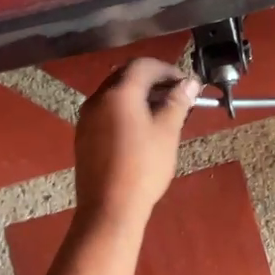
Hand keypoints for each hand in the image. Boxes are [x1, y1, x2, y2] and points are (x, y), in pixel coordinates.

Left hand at [75, 57, 200, 222]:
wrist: (110, 207)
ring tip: (162, 115)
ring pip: (115, 96)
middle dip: (153, 82)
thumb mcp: (167, 132)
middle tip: (176, 97)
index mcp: (118, 93)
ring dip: (139, 98)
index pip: (143, 66)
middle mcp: (97, 100)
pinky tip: (141, 132)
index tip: (185, 84)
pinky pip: (106, 113)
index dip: (167, 70)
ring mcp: (87, 119)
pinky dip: (125, 112)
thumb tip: (190, 83)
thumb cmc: (143, 167)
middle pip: (126, 77)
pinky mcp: (84, 137)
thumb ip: (178, 102)